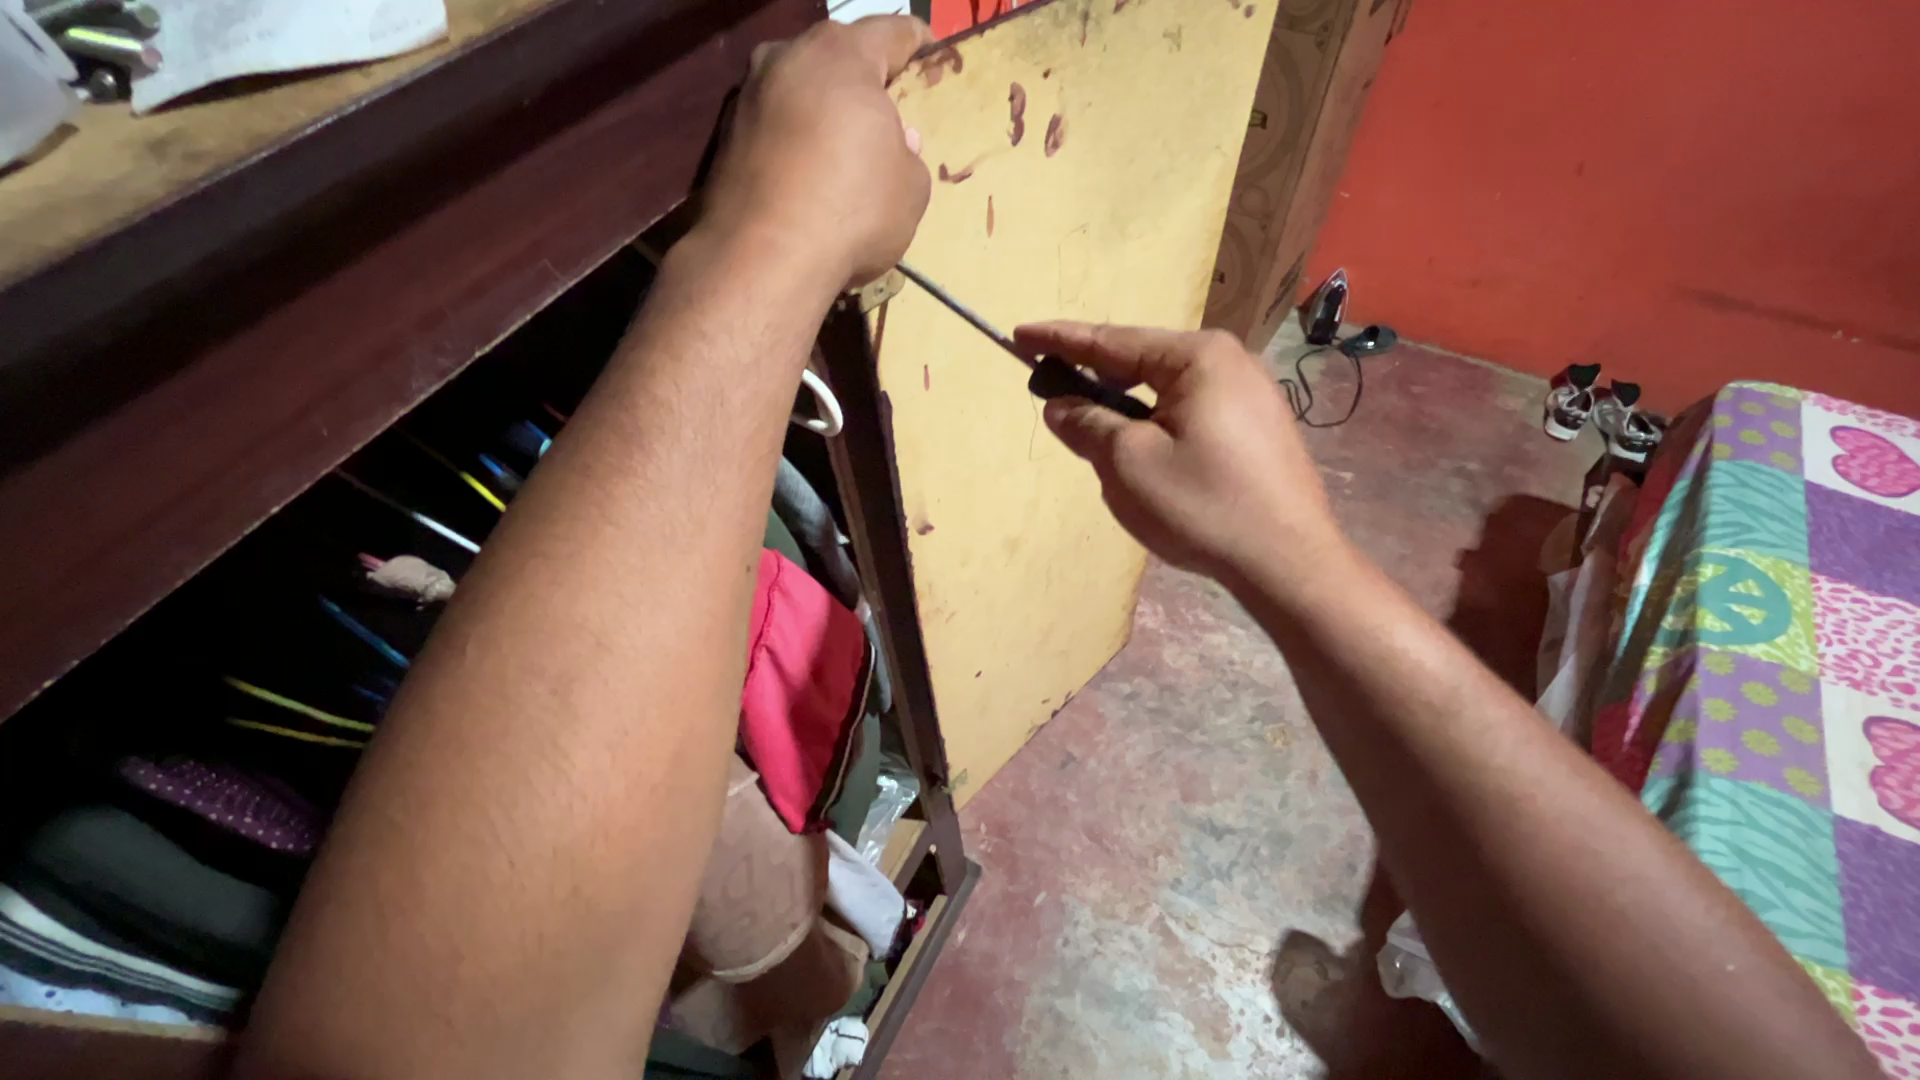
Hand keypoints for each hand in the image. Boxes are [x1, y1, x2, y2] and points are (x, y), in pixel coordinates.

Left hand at [699, 17, 932, 290]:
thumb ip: (909, 154)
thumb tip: (896, 142)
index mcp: (840, 54)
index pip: (892, 30)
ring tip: (845, 155)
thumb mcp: (911, 188)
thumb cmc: (853, 211)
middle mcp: (786, 58)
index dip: (919, 46)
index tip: (932, 59)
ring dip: (824, 115)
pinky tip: (808, 182)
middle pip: (837, 58)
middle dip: (864, 83)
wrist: (764, 260)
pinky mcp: (724, 140)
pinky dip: (794, 146)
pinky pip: (774, 131)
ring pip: (800, 93)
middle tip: (887, 117)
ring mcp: (747, 97)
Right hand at [1016, 322, 1346, 583]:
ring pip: (1166, 392)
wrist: (1288, 562)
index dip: (1060, 340)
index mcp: (1197, 358)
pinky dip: (1157, 425)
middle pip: (1142, 363)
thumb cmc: (1202, 505)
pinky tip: (1147, 456)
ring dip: (1127, 410)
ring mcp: (1251, 396)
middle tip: (1053, 395)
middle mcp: (1230, 363)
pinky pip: (1191, 412)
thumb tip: (1060, 405)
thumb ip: (1087, 424)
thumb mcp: (1127, 464)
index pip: (1112, 341)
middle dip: (1095, 380)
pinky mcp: (1259, 429)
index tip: (1020, 334)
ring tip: (1098, 438)